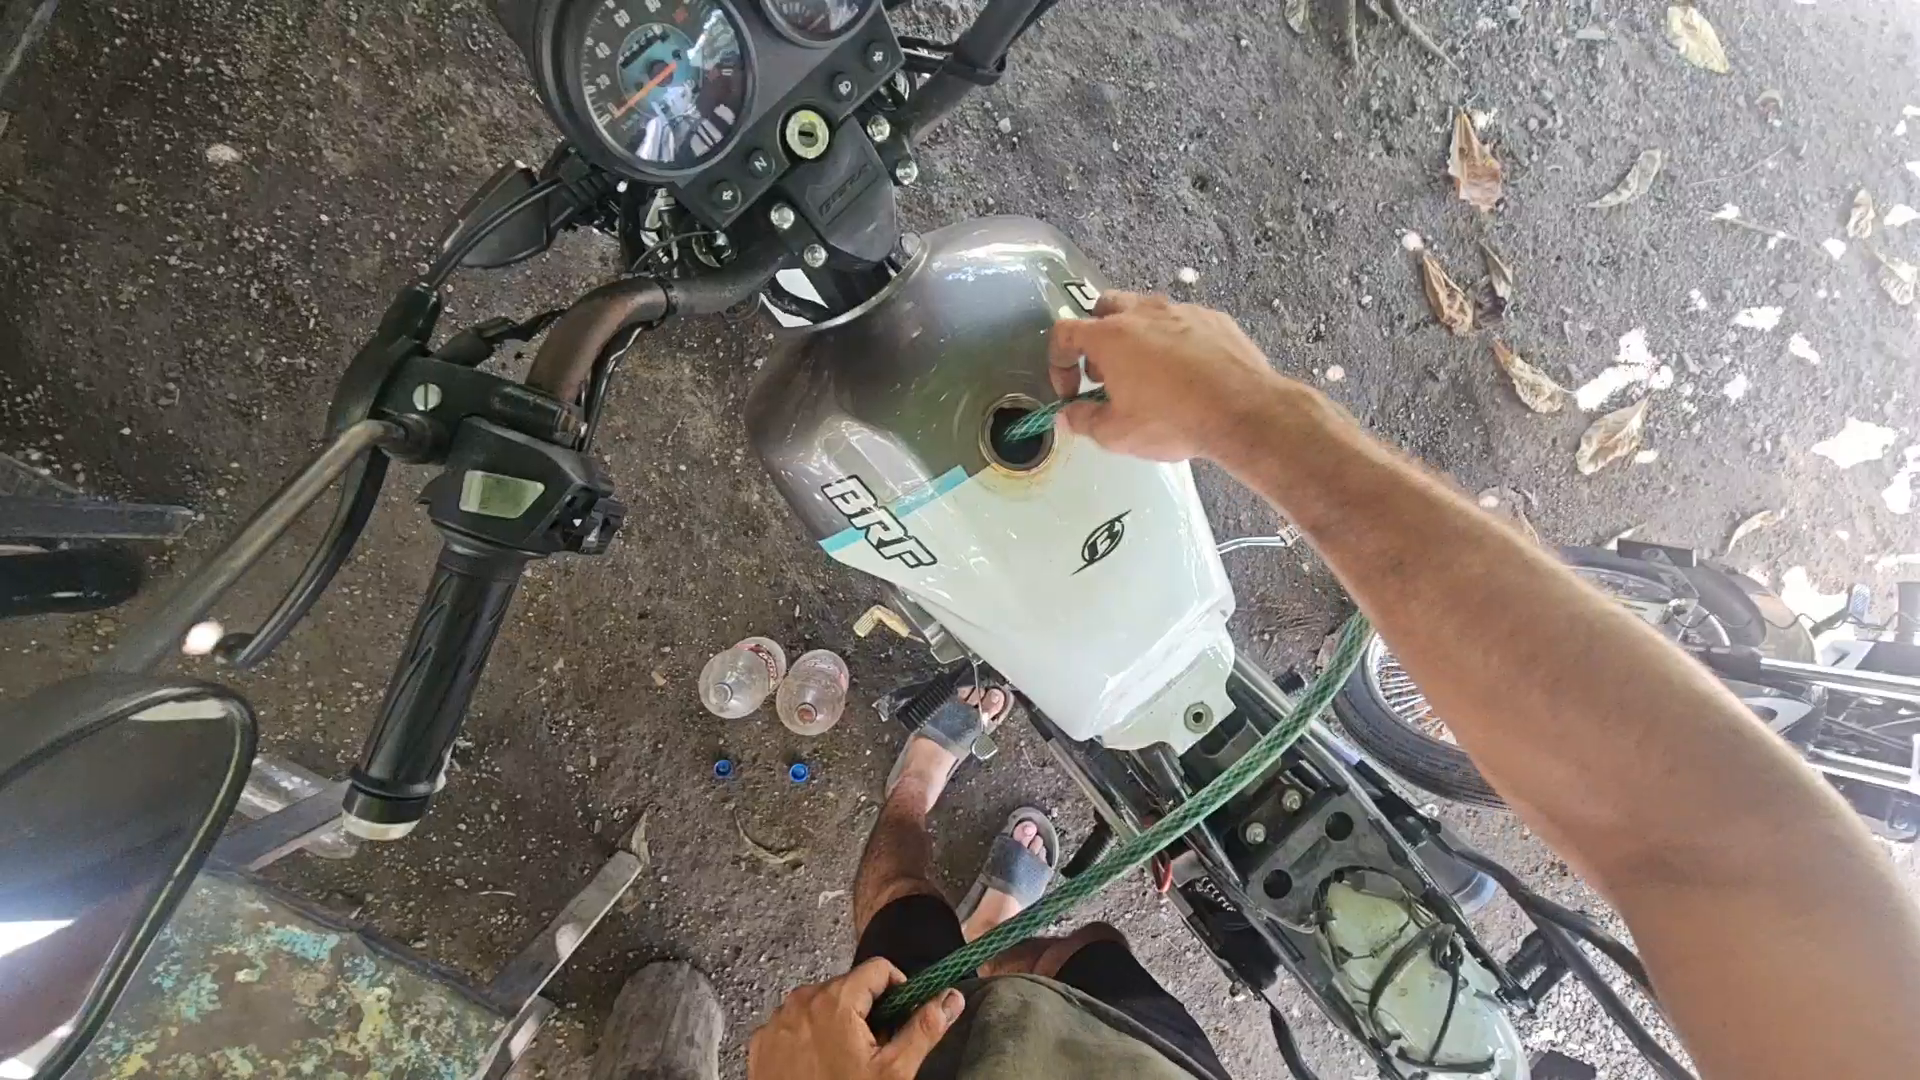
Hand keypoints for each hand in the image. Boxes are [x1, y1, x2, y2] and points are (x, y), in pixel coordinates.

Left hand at [747, 958, 964, 1079]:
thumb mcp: (893, 1073)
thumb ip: (924, 1028)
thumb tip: (951, 997)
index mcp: (837, 1000)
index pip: (879, 969)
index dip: (897, 989)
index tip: (899, 1016)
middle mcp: (803, 1000)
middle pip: (849, 986)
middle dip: (866, 1010)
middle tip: (873, 1049)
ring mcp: (778, 1020)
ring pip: (821, 1002)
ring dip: (837, 1020)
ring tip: (844, 1060)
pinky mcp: (761, 1041)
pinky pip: (793, 1022)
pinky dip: (808, 1035)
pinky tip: (816, 1065)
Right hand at [1047, 290, 1295, 461]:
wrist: (1242, 411)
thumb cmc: (1171, 420)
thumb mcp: (1116, 433)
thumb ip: (1083, 420)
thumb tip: (1068, 416)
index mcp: (1110, 336)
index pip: (1064, 333)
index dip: (1058, 363)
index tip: (1070, 392)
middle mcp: (1143, 313)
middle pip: (1104, 308)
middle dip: (1096, 339)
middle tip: (1105, 375)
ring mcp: (1181, 311)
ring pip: (1145, 311)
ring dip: (1134, 338)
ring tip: (1145, 375)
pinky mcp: (1213, 318)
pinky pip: (1181, 322)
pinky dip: (1172, 342)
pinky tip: (1184, 374)